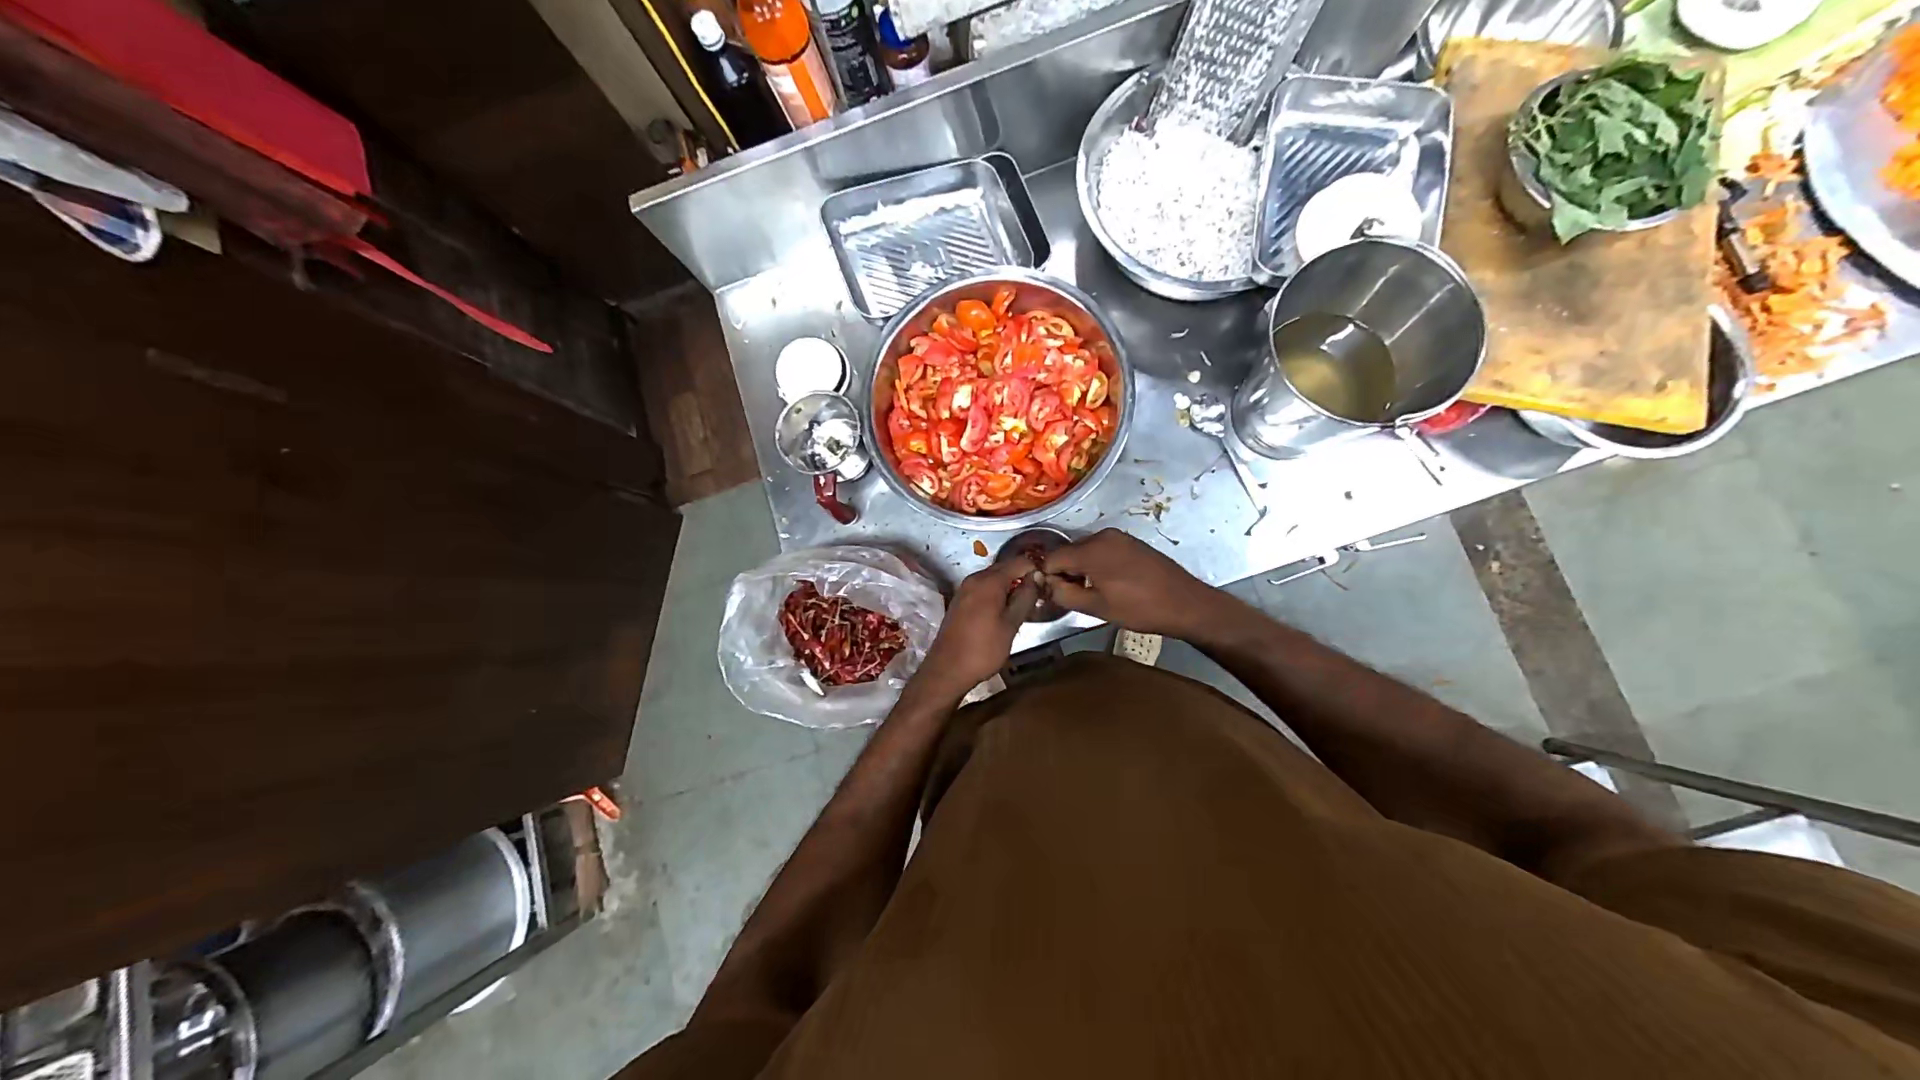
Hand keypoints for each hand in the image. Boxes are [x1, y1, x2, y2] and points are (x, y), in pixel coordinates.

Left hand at [915, 557, 1044, 699]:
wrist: (947, 669)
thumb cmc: (983, 649)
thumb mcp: (1011, 624)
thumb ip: (1025, 597)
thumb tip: (1036, 576)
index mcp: (988, 581)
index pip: (1019, 562)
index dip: (1036, 568)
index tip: (1048, 582)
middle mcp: (974, 579)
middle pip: (1005, 568)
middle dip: (1023, 576)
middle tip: (1039, 594)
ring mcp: (964, 589)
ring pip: (993, 578)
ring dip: (1010, 586)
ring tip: (1025, 604)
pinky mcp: (960, 601)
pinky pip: (983, 588)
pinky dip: (996, 593)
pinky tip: (1005, 610)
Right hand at [1041, 529, 1229, 639]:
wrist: (1185, 603)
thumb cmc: (1139, 608)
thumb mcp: (1096, 607)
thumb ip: (1064, 593)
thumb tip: (1046, 584)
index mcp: (1091, 550)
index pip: (1051, 557)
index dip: (1047, 577)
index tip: (1054, 594)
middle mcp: (1102, 535)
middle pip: (1068, 552)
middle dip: (1065, 572)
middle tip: (1075, 597)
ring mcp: (1119, 537)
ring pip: (1085, 551)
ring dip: (1082, 569)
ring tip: (1095, 593)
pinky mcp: (1131, 542)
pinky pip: (1102, 550)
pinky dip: (1097, 564)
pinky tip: (1110, 584)